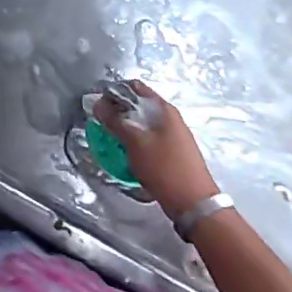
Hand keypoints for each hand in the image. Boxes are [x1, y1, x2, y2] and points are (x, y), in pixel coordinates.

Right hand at [94, 80, 219, 220]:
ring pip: (142, 123)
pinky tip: (125, 150)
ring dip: (125, 126)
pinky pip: (147, 137)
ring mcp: (173, 136)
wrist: (194, 204)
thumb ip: (114, 121)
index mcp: (164, 110)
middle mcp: (171, 118)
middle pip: (138, 105)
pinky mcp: (172, 151)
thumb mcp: (134, 142)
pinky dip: (134, 139)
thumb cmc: (164, 167)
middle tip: (101, 121)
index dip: (114, 91)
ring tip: (110, 137)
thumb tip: (97, 104)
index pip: (135, 87)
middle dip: (117, 110)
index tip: (98, 102)